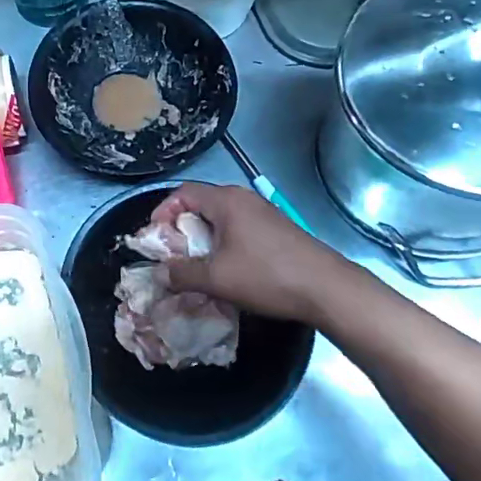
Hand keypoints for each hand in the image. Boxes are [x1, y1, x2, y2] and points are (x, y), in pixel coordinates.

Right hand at [150, 182, 368, 325]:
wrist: (326, 288)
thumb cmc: (267, 276)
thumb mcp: (217, 278)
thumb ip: (182, 273)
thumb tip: (160, 273)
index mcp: (227, 201)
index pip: (183, 192)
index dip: (163, 212)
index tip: (154, 238)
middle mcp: (244, 199)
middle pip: (202, 203)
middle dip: (182, 227)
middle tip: (172, 254)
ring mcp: (264, 213)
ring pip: (222, 218)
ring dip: (204, 238)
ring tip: (196, 264)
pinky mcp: (277, 229)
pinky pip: (239, 228)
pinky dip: (224, 243)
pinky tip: (227, 269)